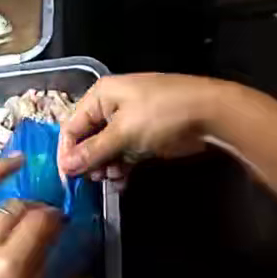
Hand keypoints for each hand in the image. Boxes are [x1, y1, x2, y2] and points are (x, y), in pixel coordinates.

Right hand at [57, 73, 238, 182]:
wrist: (210, 114)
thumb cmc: (163, 115)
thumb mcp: (124, 133)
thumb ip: (93, 150)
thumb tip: (65, 165)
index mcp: (101, 95)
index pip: (71, 126)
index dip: (66, 152)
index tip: (66, 179)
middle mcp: (111, 105)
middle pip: (88, 138)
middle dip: (88, 161)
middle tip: (94, 180)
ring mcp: (130, 121)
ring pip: (107, 148)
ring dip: (106, 166)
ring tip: (111, 180)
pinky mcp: (145, 136)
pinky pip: (125, 153)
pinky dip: (122, 167)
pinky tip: (122, 182)